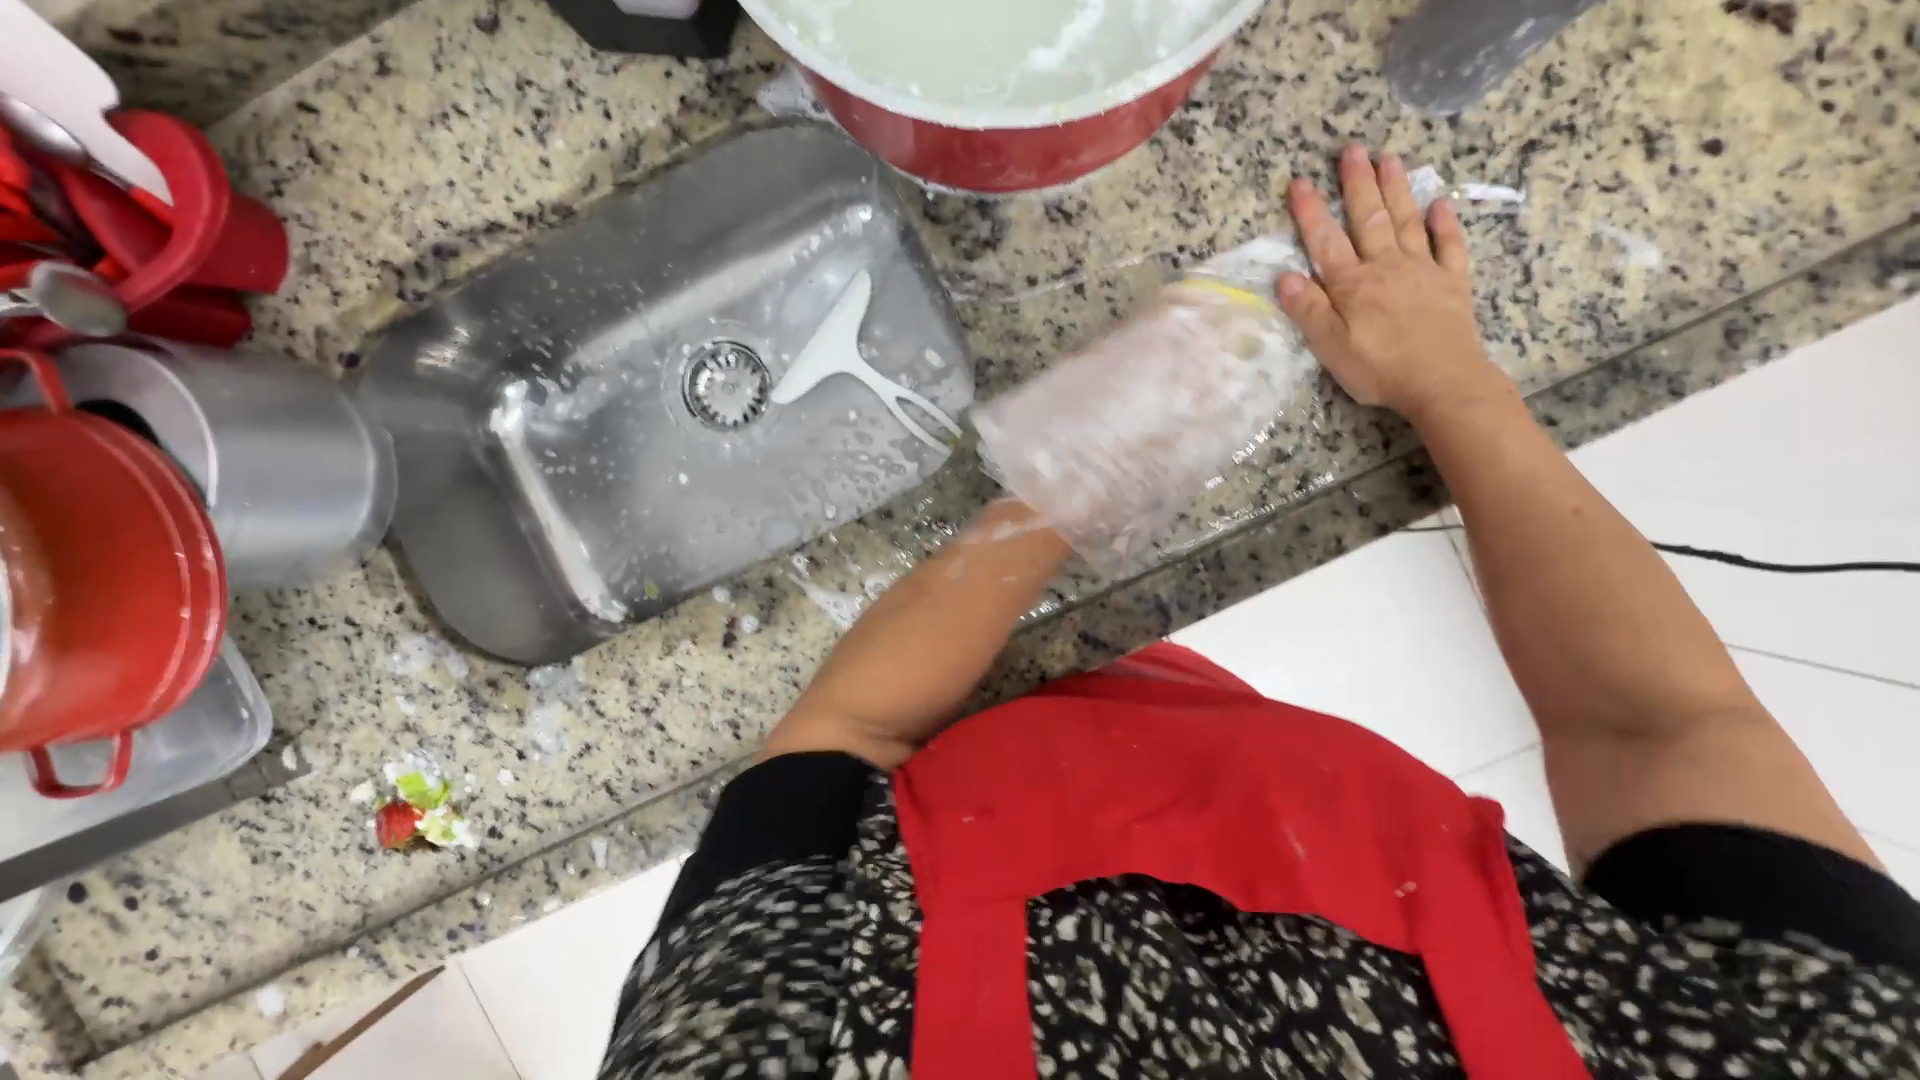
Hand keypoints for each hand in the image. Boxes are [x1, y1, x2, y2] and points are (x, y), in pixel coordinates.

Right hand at [1276, 145, 1509, 422]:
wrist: (1443, 381)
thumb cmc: (1380, 369)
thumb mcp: (1331, 347)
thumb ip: (1309, 310)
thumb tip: (1284, 277)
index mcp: (1353, 285)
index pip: (1326, 242)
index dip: (1311, 212)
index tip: (1299, 182)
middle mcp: (1386, 267)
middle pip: (1369, 218)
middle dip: (1358, 183)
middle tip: (1352, 150)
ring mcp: (1423, 270)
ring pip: (1406, 221)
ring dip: (1396, 189)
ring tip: (1389, 157)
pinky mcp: (1452, 283)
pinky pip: (1448, 245)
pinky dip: (1444, 222)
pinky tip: (1439, 203)